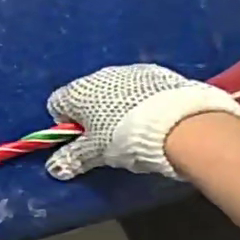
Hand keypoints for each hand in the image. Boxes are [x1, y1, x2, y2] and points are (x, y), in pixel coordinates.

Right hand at [44, 64, 239, 179]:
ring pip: (116, 89)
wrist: (185, 125)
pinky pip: (143, 86)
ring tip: (137, 125)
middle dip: (94, 112)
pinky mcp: (162, 72)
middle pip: (87, 95)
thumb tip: (54, 169)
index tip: (83, 138)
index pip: (57, 105)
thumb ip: (71, 158)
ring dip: (119, 104)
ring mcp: (131, 71)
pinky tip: (157, 115)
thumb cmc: (125, 138)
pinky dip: (144, 98)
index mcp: (76, 93)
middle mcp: (99, 76)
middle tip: (110, 134)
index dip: (68, 124)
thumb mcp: (95, 153)